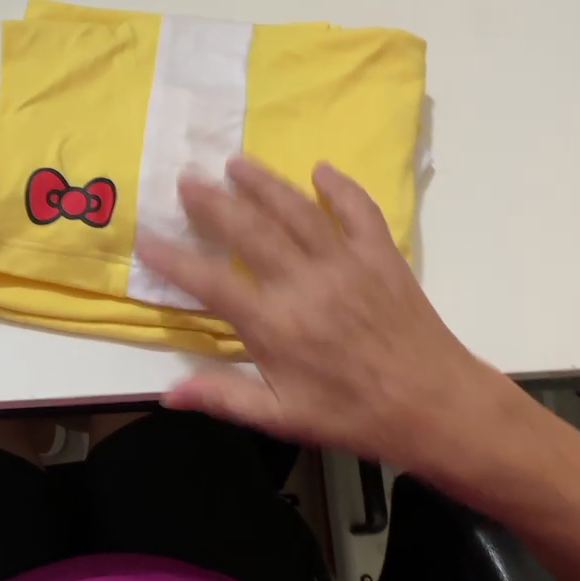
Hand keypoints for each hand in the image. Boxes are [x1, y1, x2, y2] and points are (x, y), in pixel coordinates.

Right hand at [137, 158, 510, 472]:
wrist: (433, 406)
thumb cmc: (349, 415)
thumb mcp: (280, 417)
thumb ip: (222, 398)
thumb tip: (166, 394)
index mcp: (275, 325)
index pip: (211, 283)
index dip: (174, 260)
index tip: (146, 238)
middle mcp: (305, 283)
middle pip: (250, 231)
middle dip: (213, 203)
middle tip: (186, 179)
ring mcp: (346, 264)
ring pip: (297, 211)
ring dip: (263, 184)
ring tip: (235, 163)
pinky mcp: (382, 256)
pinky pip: (359, 211)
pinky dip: (340, 187)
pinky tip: (320, 170)